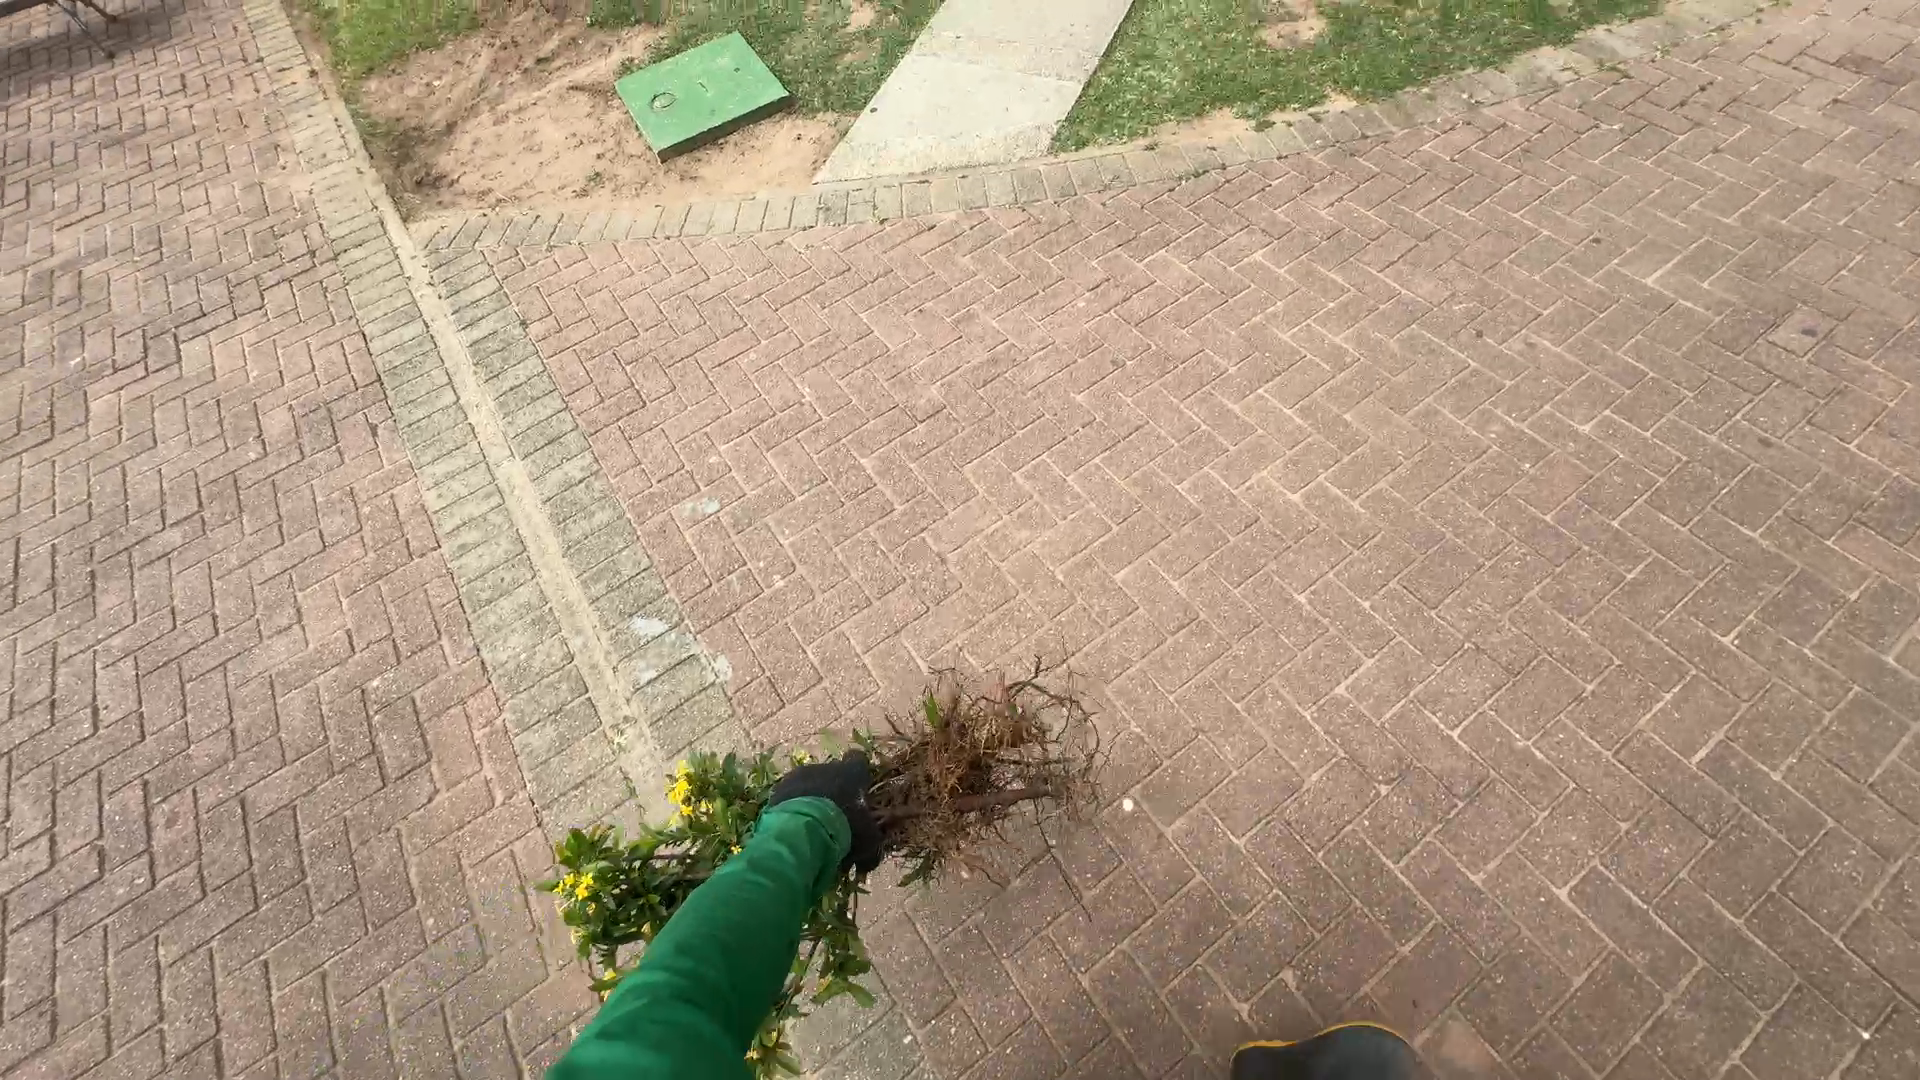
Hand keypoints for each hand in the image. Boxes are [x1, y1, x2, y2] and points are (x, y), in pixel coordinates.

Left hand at [768, 751, 882, 873]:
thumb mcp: (868, 840)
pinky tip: (793, 828)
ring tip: (810, 825)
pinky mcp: (779, 788)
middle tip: (833, 816)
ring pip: (808, 783)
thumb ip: (870, 840)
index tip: (857, 791)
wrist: (802, 832)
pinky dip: (792, 807)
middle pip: (831, 772)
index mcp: (851, 771)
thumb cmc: (843, 829)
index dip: (858, 776)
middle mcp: (826, 766)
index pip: (858, 760)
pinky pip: (789, 795)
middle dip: (832, 790)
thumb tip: (870, 858)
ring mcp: (800, 775)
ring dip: (811, 798)